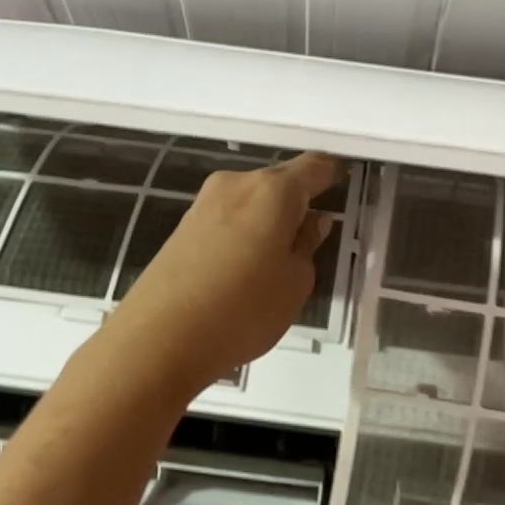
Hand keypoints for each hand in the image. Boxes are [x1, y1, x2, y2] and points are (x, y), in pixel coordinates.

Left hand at [99, 151, 343, 396]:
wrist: (159, 338)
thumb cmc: (243, 310)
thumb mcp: (294, 283)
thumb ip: (307, 244)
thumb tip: (312, 219)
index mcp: (273, 191)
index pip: (314, 166)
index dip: (333, 172)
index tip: (345, 181)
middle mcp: (237, 184)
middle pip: (279, 180)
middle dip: (299, 199)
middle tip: (314, 231)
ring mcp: (204, 203)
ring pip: (251, 199)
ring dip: (269, 217)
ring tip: (279, 255)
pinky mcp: (183, 226)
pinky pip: (228, 217)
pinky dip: (245, 230)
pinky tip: (247, 263)